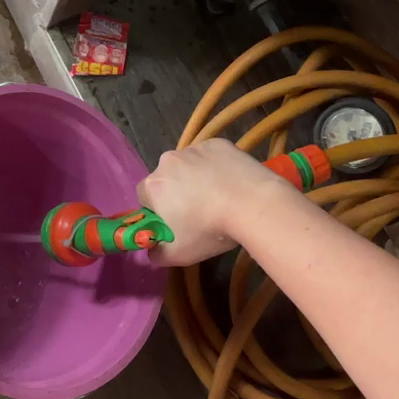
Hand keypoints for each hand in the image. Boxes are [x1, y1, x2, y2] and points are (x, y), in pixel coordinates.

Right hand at [137, 139, 289, 267]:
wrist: (254, 204)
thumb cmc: (210, 230)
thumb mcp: (178, 255)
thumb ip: (156, 255)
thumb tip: (151, 251)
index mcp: (153, 186)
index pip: (145, 197)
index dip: (158, 211)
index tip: (175, 223)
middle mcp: (168, 161)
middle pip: (166, 178)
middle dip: (177, 192)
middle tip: (199, 212)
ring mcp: (194, 148)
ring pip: (189, 165)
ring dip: (196, 178)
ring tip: (219, 197)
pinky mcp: (218, 143)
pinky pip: (210, 156)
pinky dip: (216, 167)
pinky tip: (231, 182)